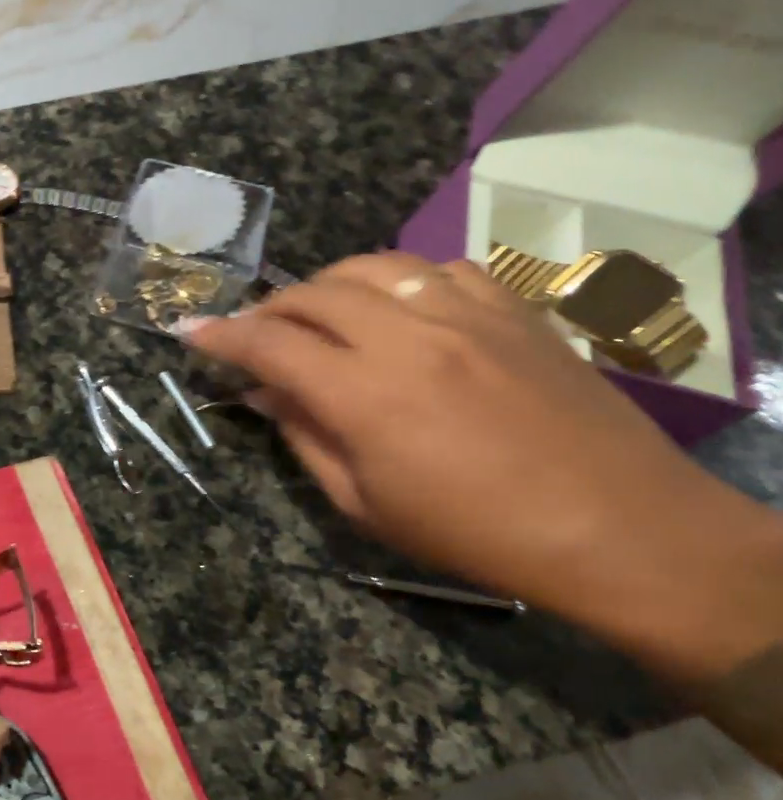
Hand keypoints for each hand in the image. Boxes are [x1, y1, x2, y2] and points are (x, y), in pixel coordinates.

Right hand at [179, 252, 782, 677]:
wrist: (612, 524)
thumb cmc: (468, 532)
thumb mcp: (362, 503)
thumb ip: (304, 436)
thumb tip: (263, 393)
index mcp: (366, 395)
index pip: (270, 345)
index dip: (220, 337)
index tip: (187, 333)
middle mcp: (411, 337)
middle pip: (313, 294)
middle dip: (265, 309)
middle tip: (245, 334)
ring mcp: (469, 315)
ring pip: (372, 267)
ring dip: (323, 286)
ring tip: (309, 313)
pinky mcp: (514, 310)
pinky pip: (437, 269)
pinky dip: (394, 280)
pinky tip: (389, 306)